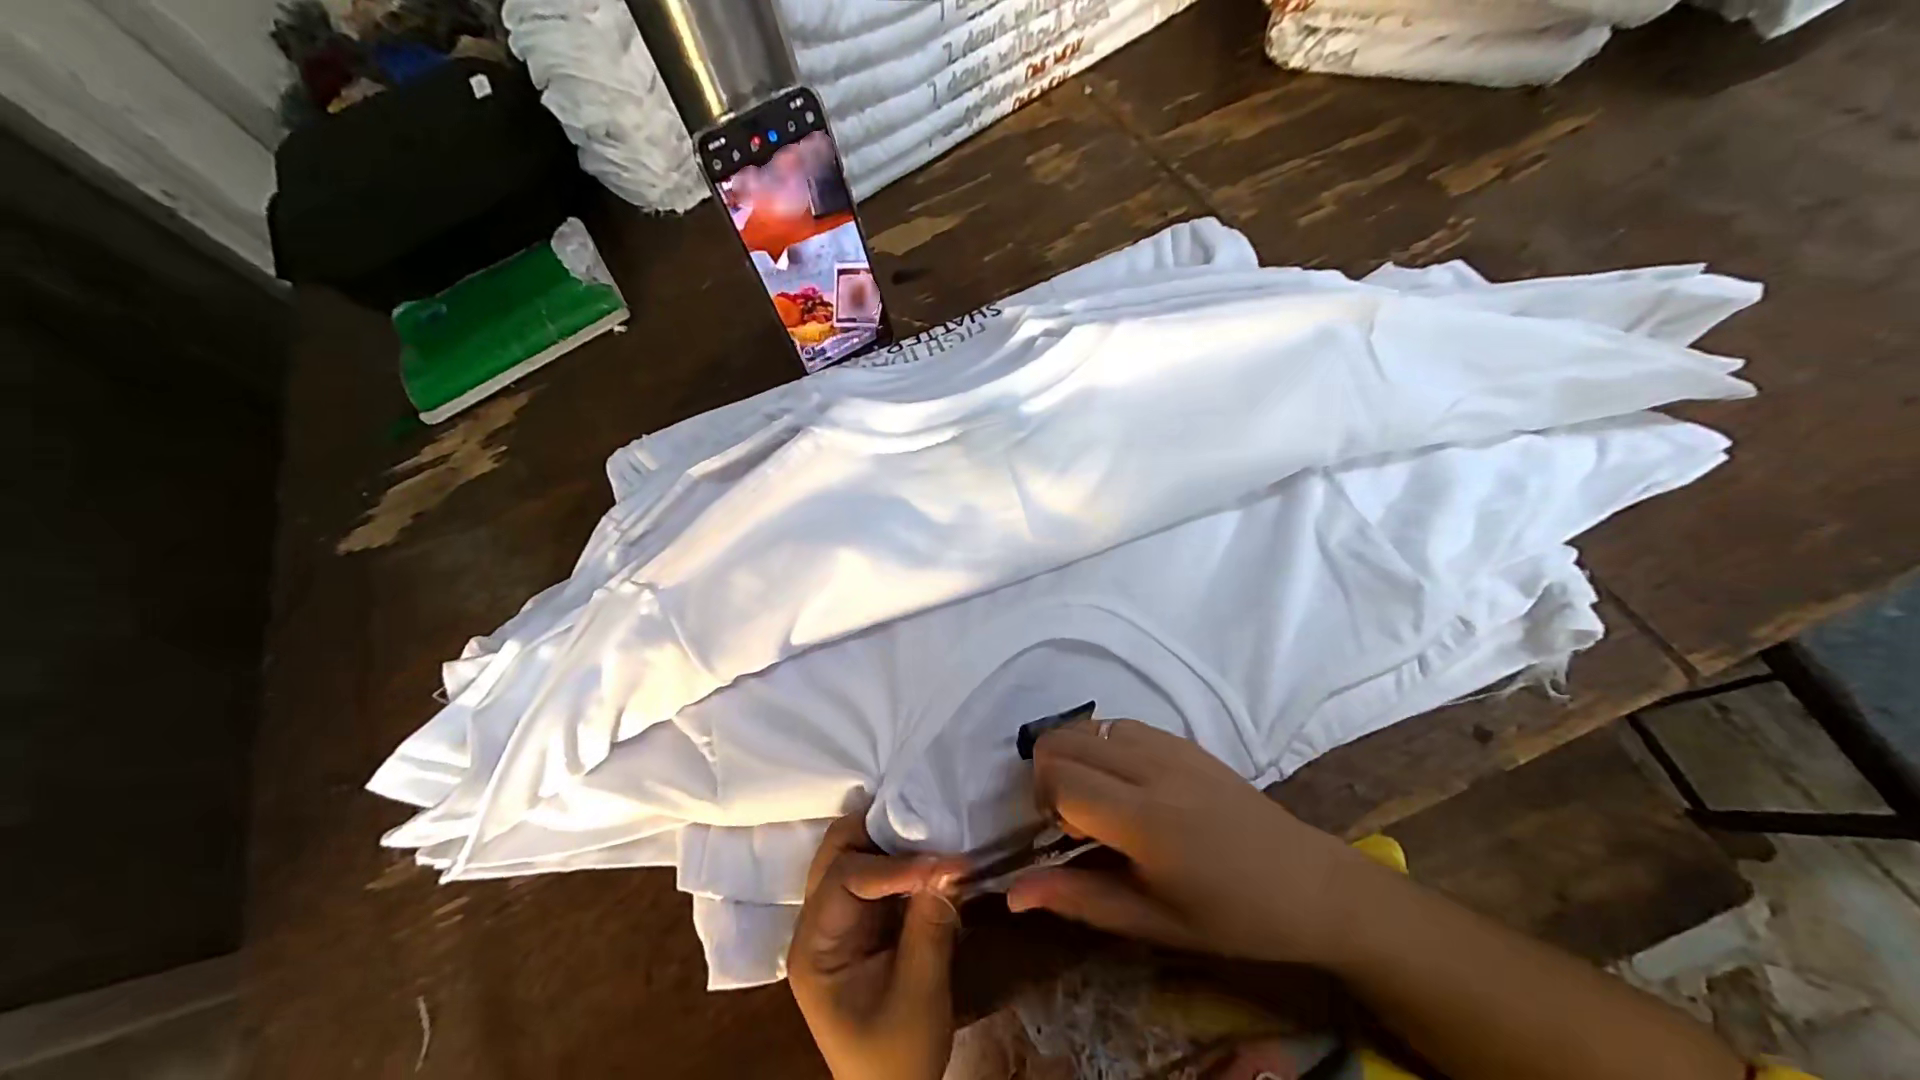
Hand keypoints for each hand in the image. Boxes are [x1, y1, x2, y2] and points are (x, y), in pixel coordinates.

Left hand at [788, 812, 967, 1079]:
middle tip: (930, 828)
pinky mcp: (863, 921)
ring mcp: (839, 918)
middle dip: (880, 833)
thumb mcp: (920, 995)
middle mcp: (818, 922)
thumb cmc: (898, 1055)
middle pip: (837, 852)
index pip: (845, 879)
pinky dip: (900, 858)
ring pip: (853, 853)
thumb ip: (930, 926)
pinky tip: (929, 855)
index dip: (892, 865)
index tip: (942, 864)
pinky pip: (874, 871)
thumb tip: (950, 866)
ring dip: (890, 840)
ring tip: (932, 836)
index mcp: (815, 945)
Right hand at [1007, 717, 1376, 965]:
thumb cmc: (1231, 917)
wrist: (1311, 884)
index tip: (1065, 835)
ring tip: (1102, 799)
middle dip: (1050, 775)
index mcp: (1143, 820)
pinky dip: (1106, 745)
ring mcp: (1171, 748)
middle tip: (1078, 819)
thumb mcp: (1153, 921)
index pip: (1059, 778)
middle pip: (1063, 741)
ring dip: (1077, 757)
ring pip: (1090, 726)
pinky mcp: (1186, 741)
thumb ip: (1079, 898)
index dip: (1044, 802)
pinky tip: (1129, 782)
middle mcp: (1152, 769)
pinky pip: (1123, 725)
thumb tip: (1012, 892)